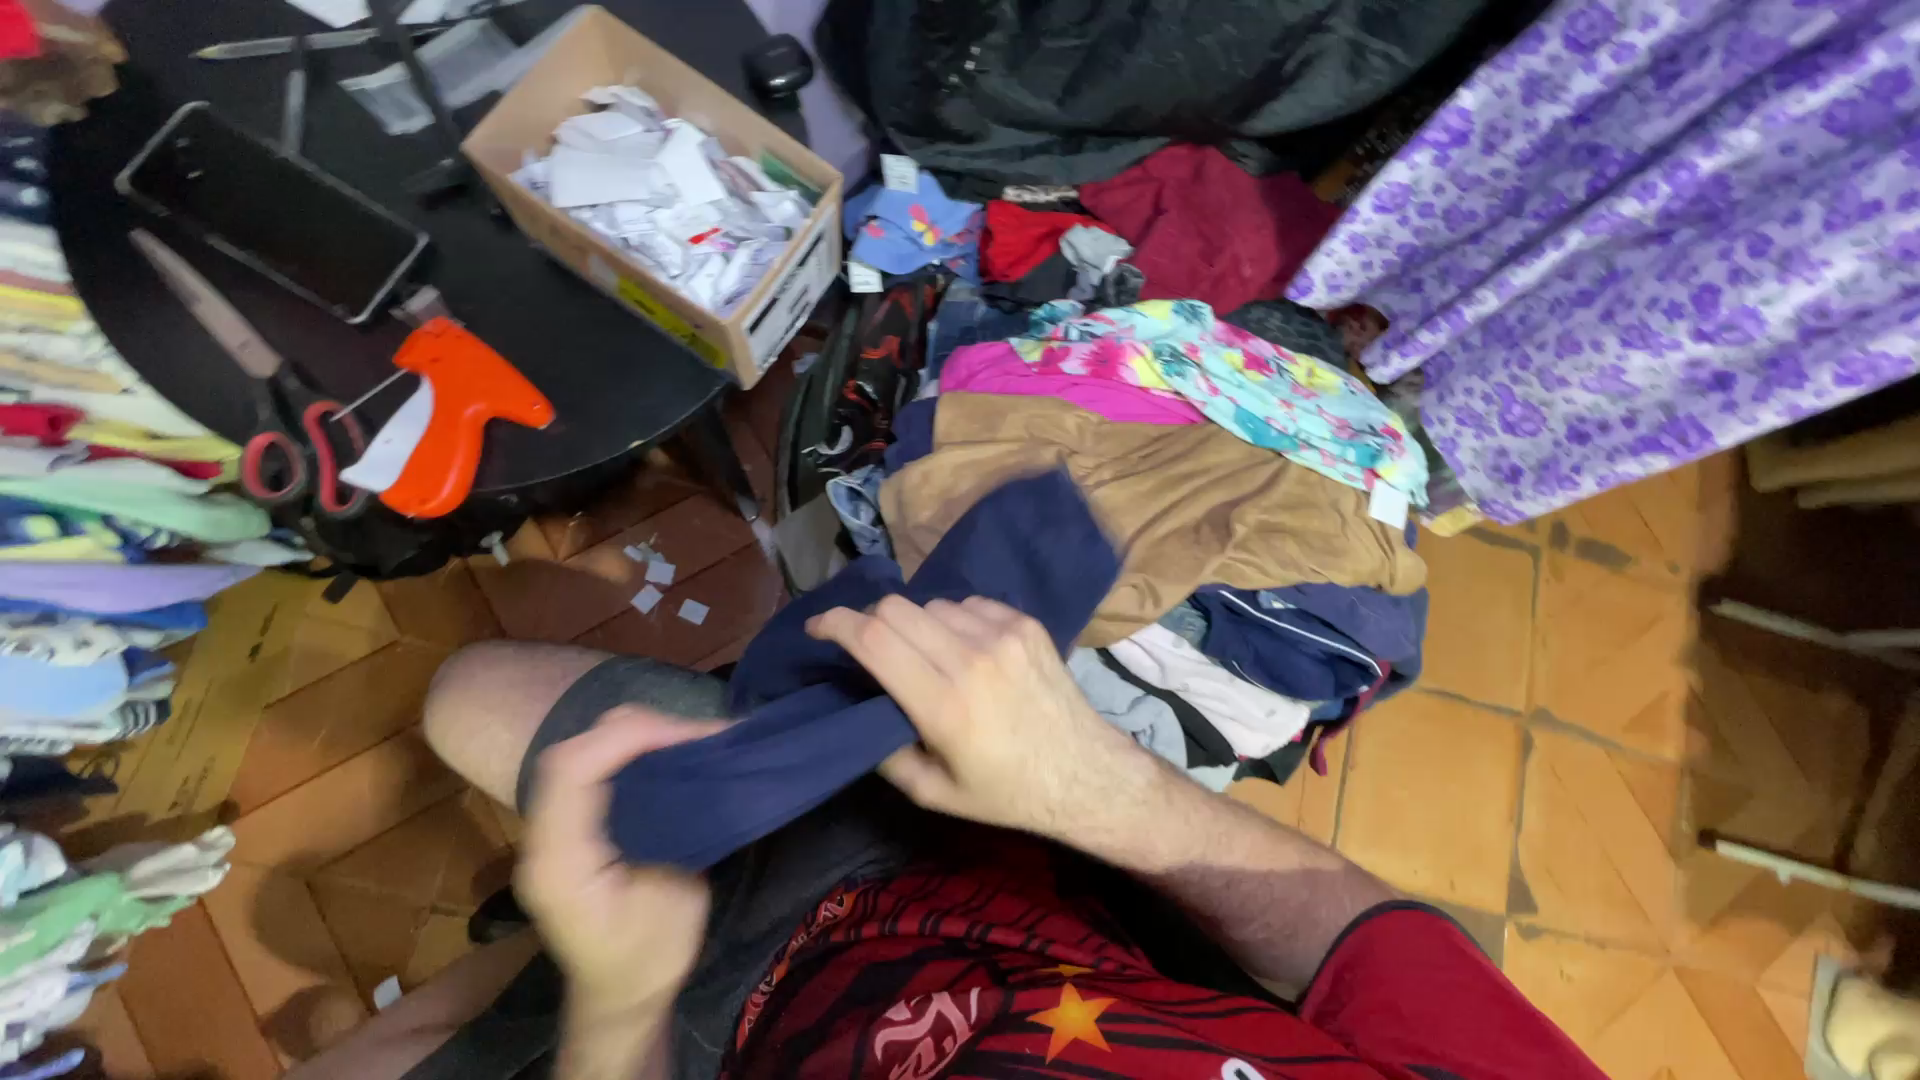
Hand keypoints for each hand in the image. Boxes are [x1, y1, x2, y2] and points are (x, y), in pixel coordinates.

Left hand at [516, 706, 727, 1009]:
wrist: (619, 995)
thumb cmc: (650, 957)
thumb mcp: (677, 897)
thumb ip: (679, 830)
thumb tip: (700, 769)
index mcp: (562, 861)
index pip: (573, 769)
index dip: (629, 736)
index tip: (689, 736)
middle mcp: (545, 838)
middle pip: (573, 751)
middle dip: (638, 728)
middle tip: (697, 735)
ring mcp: (552, 830)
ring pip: (580, 751)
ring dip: (635, 734)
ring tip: (688, 739)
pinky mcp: (570, 825)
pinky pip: (591, 766)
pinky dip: (630, 748)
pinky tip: (667, 752)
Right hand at [806, 596, 1160, 841]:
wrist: (1085, 773)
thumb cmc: (1005, 792)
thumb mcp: (933, 794)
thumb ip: (885, 753)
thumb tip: (858, 708)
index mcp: (943, 704)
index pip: (873, 639)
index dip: (835, 624)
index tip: (818, 628)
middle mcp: (971, 658)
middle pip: (895, 608)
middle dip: (868, 621)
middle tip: (867, 645)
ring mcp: (1003, 634)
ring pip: (931, 604)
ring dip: (915, 624)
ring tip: (924, 654)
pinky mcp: (1025, 623)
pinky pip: (968, 604)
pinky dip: (953, 621)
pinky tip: (965, 649)